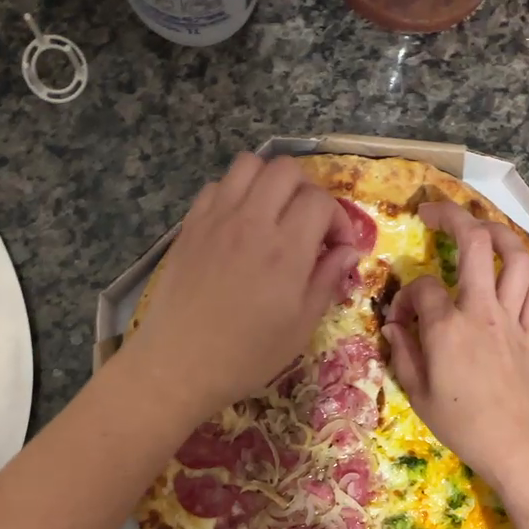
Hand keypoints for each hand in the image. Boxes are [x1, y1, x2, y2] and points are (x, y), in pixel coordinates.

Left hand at [127, 153, 359, 417]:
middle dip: (308, 191)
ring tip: (274, 215)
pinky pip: (218, 185)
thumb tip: (348, 252)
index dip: (338, 220)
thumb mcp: (300, 328)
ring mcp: (217, 218)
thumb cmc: (247, 356)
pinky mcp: (191, 225)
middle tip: (310, 225)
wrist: (180, 364)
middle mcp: (252, 221)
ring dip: (270, 182)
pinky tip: (240, 225)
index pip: (321, 201)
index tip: (338, 248)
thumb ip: (326, 281)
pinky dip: (236, 193)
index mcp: (286, 250)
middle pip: (287, 169)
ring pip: (250, 164)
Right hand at [383, 201, 528, 487]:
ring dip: (500, 233)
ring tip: (483, 228)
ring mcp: (511, 318)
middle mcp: (481, 311)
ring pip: (516, 256)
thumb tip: (393, 325)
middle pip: (474, 243)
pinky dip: (527, 268)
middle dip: (452, 217)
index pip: (423, 288)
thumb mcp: (418, 394)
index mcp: (447, 328)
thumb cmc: (461, 425)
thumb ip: (403, 353)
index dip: (407, 295)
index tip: (402, 317)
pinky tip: (515, 266)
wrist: (514, 444)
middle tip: (434, 212)